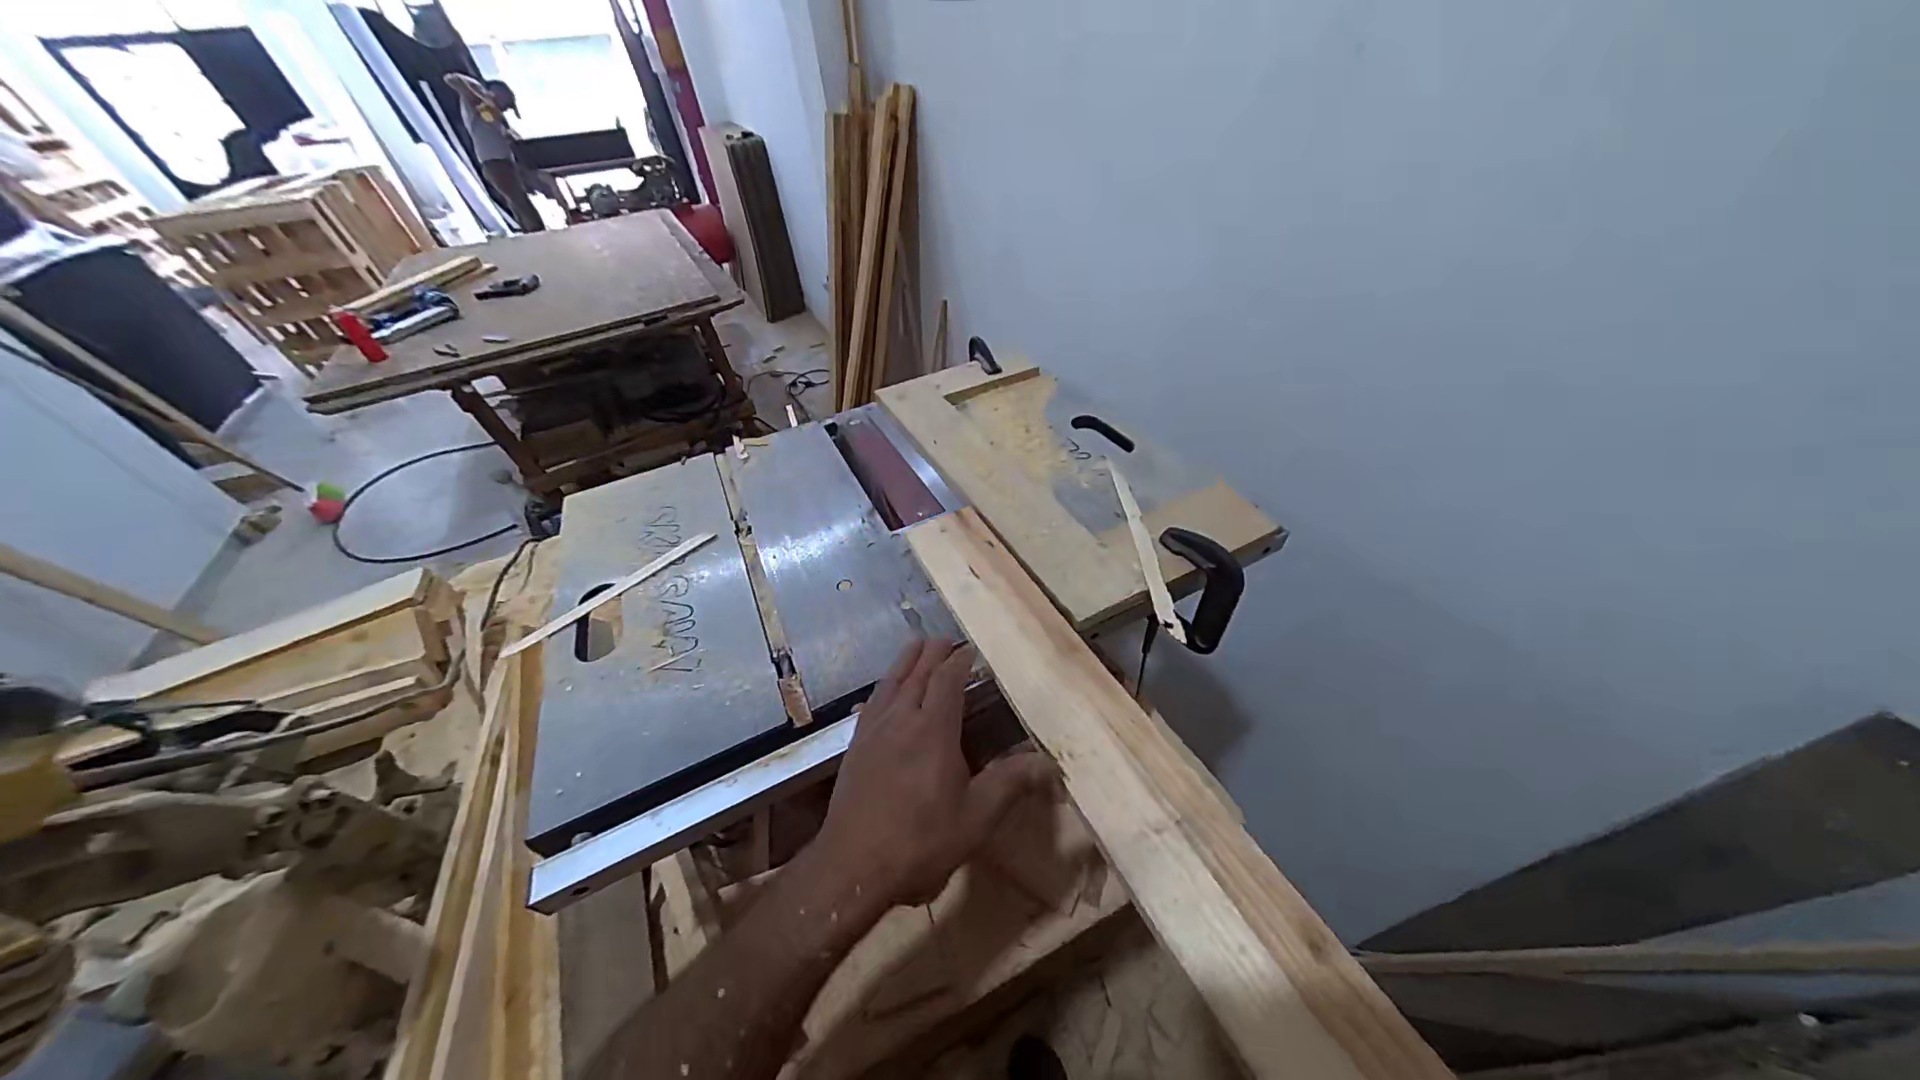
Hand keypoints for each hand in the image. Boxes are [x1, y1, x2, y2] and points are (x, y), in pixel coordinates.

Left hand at [810, 639, 1054, 908]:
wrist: (852, 865)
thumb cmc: (920, 841)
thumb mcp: (976, 817)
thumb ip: (1011, 783)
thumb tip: (1049, 763)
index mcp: (932, 729)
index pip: (947, 680)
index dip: (960, 660)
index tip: (972, 649)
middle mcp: (900, 719)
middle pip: (916, 673)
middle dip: (933, 652)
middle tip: (946, 639)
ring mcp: (872, 731)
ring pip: (890, 682)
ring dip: (905, 661)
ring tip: (915, 647)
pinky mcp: (854, 747)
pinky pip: (872, 703)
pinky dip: (884, 686)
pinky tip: (883, 693)